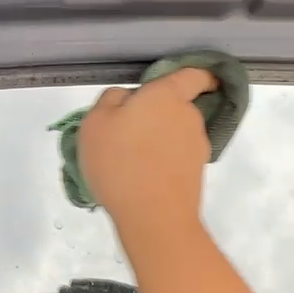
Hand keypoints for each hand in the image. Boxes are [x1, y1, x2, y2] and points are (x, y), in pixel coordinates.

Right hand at [78, 67, 219, 239]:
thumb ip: (111, 100)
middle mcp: (188, 117)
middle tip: (125, 133)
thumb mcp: (95, 122)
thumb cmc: (120, 162)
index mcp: (167, 96)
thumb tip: (127, 99)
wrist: (153, 217)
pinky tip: (139, 180)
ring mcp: (196, 148)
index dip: (198, 75)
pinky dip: (161, 164)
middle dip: (156, 115)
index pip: (193, 76)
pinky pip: (175, 159)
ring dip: (157, 141)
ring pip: (174, 135)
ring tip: (128, 163)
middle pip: (176, 107)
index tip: (197, 79)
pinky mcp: (196, 174)